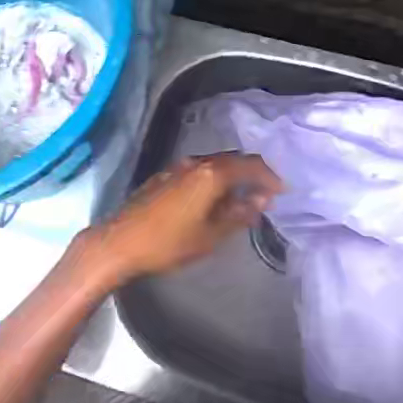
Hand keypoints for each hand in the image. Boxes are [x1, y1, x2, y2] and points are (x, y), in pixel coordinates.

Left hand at [74, 153, 282, 288]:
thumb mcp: (211, 235)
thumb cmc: (169, 242)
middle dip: (251, 173)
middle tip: (266, 193)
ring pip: (214, 164)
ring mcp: (177, 167)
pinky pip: (199, 170)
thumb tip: (261, 199)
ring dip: (232, 176)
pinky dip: (214, 179)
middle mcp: (195, 162)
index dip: (268, 176)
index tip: (281, 190)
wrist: (120, 242)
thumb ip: (239, 214)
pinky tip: (215, 199)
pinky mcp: (165, 175)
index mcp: (210, 174)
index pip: (249, 165)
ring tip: (243, 197)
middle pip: (232, 159)